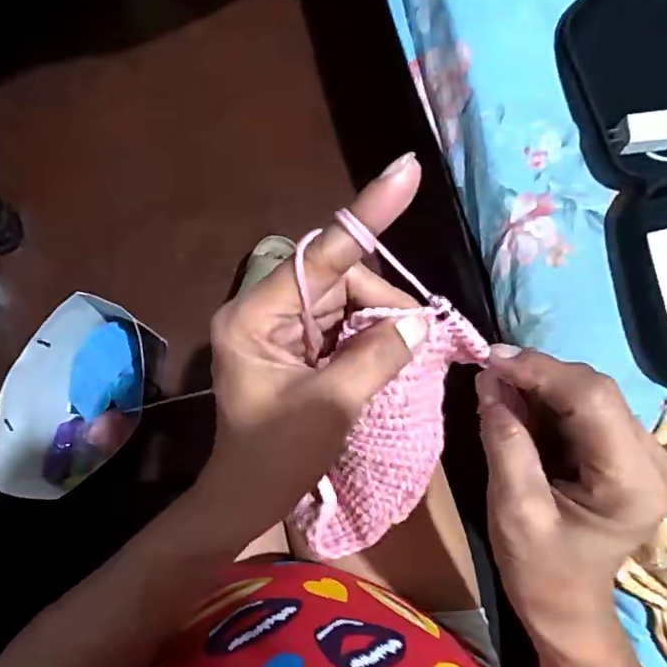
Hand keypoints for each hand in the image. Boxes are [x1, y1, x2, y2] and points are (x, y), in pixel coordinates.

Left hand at [193, 154, 428, 543]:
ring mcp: (276, 329)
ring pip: (343, 300)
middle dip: (381, 299)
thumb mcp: (331, 406)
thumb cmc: (276, 456)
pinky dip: (369, 334)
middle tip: (419, 332)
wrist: (246, 496)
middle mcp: (261, 312)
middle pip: (335, 278)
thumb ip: (377, 355)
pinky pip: (339, 324)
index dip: (366, 215)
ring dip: (379, 318)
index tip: (406, 170)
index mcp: (253, 317)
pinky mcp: (291, 348)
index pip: (319, 257)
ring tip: (407, 348)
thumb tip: (417, 321)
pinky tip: (390, 349)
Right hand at [476, 349, 666, 652]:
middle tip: (484, 370)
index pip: (592, 399)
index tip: (488, 358)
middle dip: (536, 373)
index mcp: (633, 480)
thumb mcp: (514, 510)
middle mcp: (653, 458)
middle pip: (595, 390)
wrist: (567, 606)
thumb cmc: (540, 569)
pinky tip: (514, 402)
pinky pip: (584, 409)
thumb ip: (506, 444)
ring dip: (538, 384)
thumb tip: (489, 384)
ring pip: (589, 393)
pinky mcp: (625, 452)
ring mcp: (644, 453)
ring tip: (493, 385)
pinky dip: (545, 400)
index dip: (539, 370)